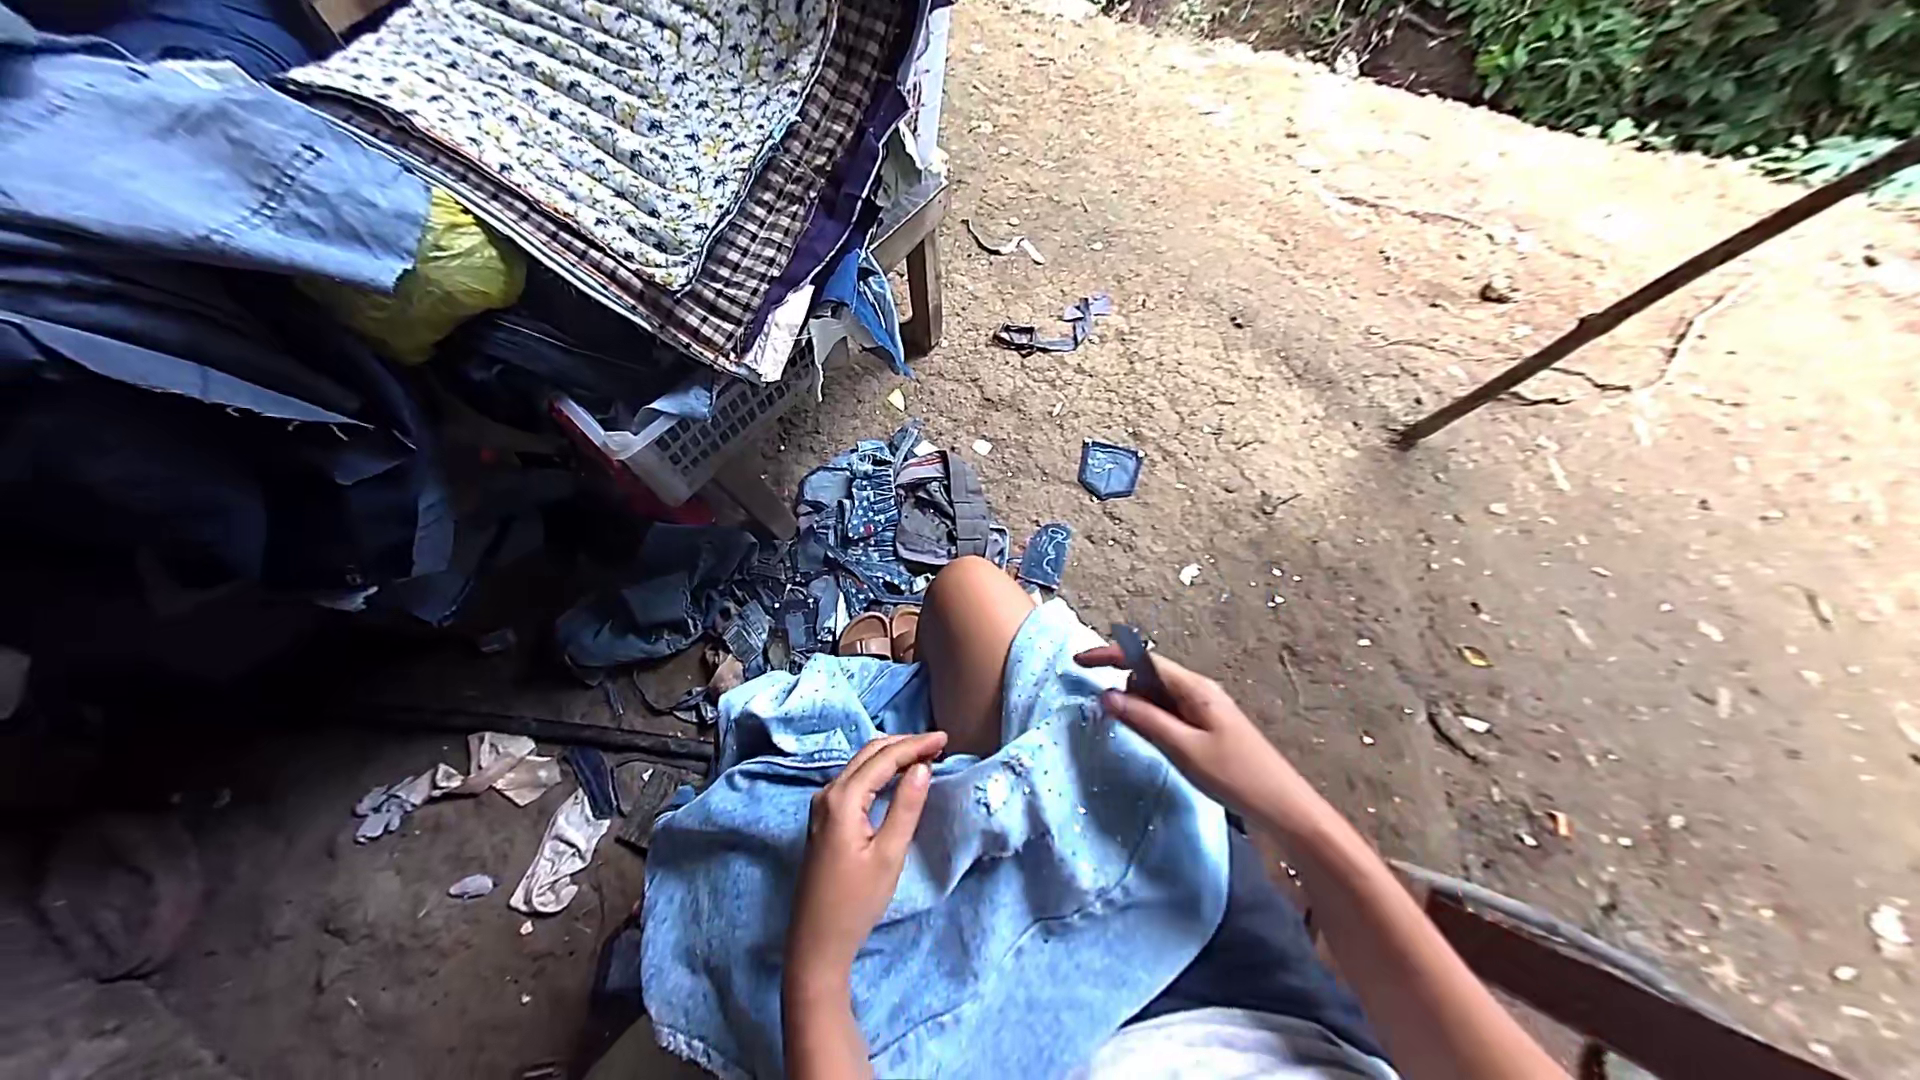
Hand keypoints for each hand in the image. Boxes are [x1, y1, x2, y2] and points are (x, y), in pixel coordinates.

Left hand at [785, 732, 946, 984]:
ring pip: (861, 763)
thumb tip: (922, 767)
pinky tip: (897, 775)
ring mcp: (822, 804)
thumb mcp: (888, 856)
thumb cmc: (855, 903)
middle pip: (870, 753)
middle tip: (938, 744)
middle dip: (905, 744)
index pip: (884, 758)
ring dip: (892, 755)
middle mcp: (828, 793)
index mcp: (842, 799)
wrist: (815, 943)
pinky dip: (879, 770)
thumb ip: (906, 808)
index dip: (916, 745)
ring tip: (924, 756)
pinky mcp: (824, 817)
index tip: (944, 739)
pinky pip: (855, 778)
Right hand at [1075, 645, 1311, 821]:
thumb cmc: (1236, 775)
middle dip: (1127, 692)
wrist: (1283, 807)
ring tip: (1152, 742)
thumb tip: (1106, 695)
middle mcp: (1197, 691)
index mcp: (1194, 687)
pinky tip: (1160, 745)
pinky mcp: (1204, 727)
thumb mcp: (1183, 748)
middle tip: (1123, 724)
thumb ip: (1143, 719)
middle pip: (1148, 677)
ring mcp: (1202, 708)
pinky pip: (1168, 714)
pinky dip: (1154, 722)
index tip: (1080, 661)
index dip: (1109, 656)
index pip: (1143, 659)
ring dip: (1141, 711)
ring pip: (1156, 697)